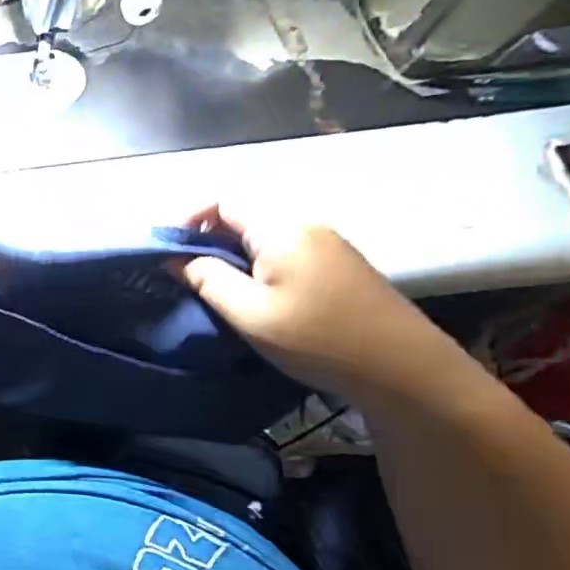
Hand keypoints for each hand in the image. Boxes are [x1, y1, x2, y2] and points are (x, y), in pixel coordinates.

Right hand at [174, 205, 459, 400]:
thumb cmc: (317, 339)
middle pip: (246, 216)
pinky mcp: (340, 266)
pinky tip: (255, 296)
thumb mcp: (249, 314)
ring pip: (266, 236)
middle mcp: (306, 225)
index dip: (189, 218)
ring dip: (234, 254)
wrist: (402, 369)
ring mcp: (328, 244)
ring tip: (214, 287)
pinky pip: (287, 251)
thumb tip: (175, 258)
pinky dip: (259, 265)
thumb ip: (207, 279)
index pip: (224, 201)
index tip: (166, 251)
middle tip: (184, 273)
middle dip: (208, 238)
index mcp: (282, 228)